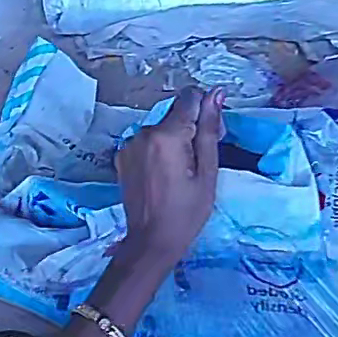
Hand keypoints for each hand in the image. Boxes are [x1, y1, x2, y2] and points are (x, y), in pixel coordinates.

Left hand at [115, 85, 223, 267]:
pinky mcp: (122, 156)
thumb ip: (210, 131)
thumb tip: (216, 95)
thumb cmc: (186, 213)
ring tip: (181, 173)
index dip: (206, 110)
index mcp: (166, 136)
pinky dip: (158, 151)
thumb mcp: (207, 174)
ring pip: (161, 128)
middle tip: (199, 162)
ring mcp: (129, 144)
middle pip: (175, 114)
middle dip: (191, 128)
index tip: (213, 134)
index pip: (189, 98)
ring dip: (174, 140)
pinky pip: (147, 142)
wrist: (151, 241)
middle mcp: (143, 133)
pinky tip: (164, 176)